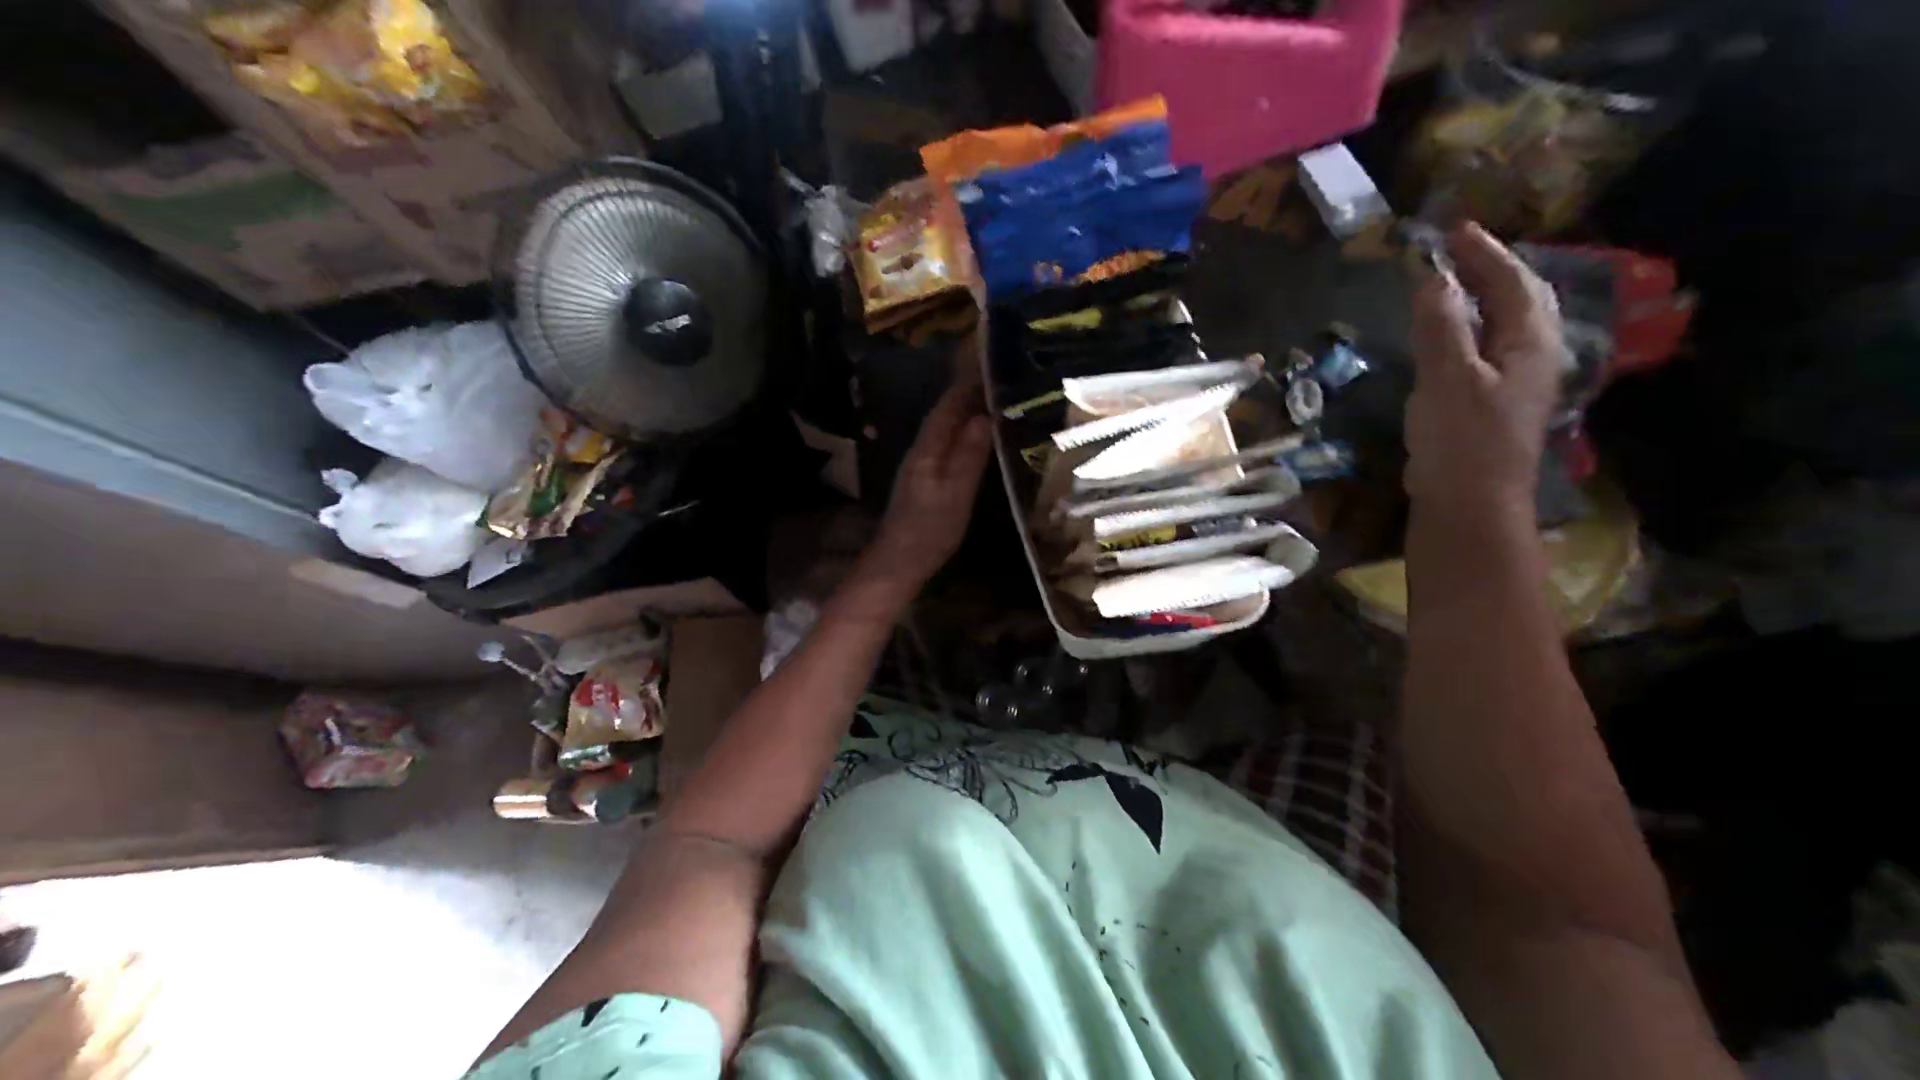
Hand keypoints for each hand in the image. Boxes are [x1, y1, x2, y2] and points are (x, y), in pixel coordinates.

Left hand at [849, 378, 994, 605]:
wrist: (898, 563)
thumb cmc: (929, 529)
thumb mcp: (955, 492)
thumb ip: (969, 454)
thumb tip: (984, 416)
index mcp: (927, 448)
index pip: (947, 406)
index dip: (967, 385)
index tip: (990, 365)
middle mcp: (921, 451)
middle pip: (944, 415)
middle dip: (968, 396)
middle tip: (1000, 381)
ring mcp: (920, 467)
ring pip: (945, 431)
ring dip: (966, 416)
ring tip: (995, 405)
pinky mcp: (924, 482)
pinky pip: (946, 448)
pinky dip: (963, 437)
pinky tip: (977, 442)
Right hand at [1405, 222, 1566, 526]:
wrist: (1470, 504)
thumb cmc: (1461, 440)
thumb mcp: (1447, 379)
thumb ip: (1441, 327)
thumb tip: (1435, 278)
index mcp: (1528, 343)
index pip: (1512, 283)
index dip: (1484, 254)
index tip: (1455, 230)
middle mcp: (1531, 356)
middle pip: (1521, 299)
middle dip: (1494, 270)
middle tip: (1460, 251)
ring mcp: (1516, 382)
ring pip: (1507, 325)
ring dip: (1485, 298)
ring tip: (1457, 283)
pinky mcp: (1494, 404)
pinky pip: (1487, 348)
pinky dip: (1471, 328)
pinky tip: (1454, 336)